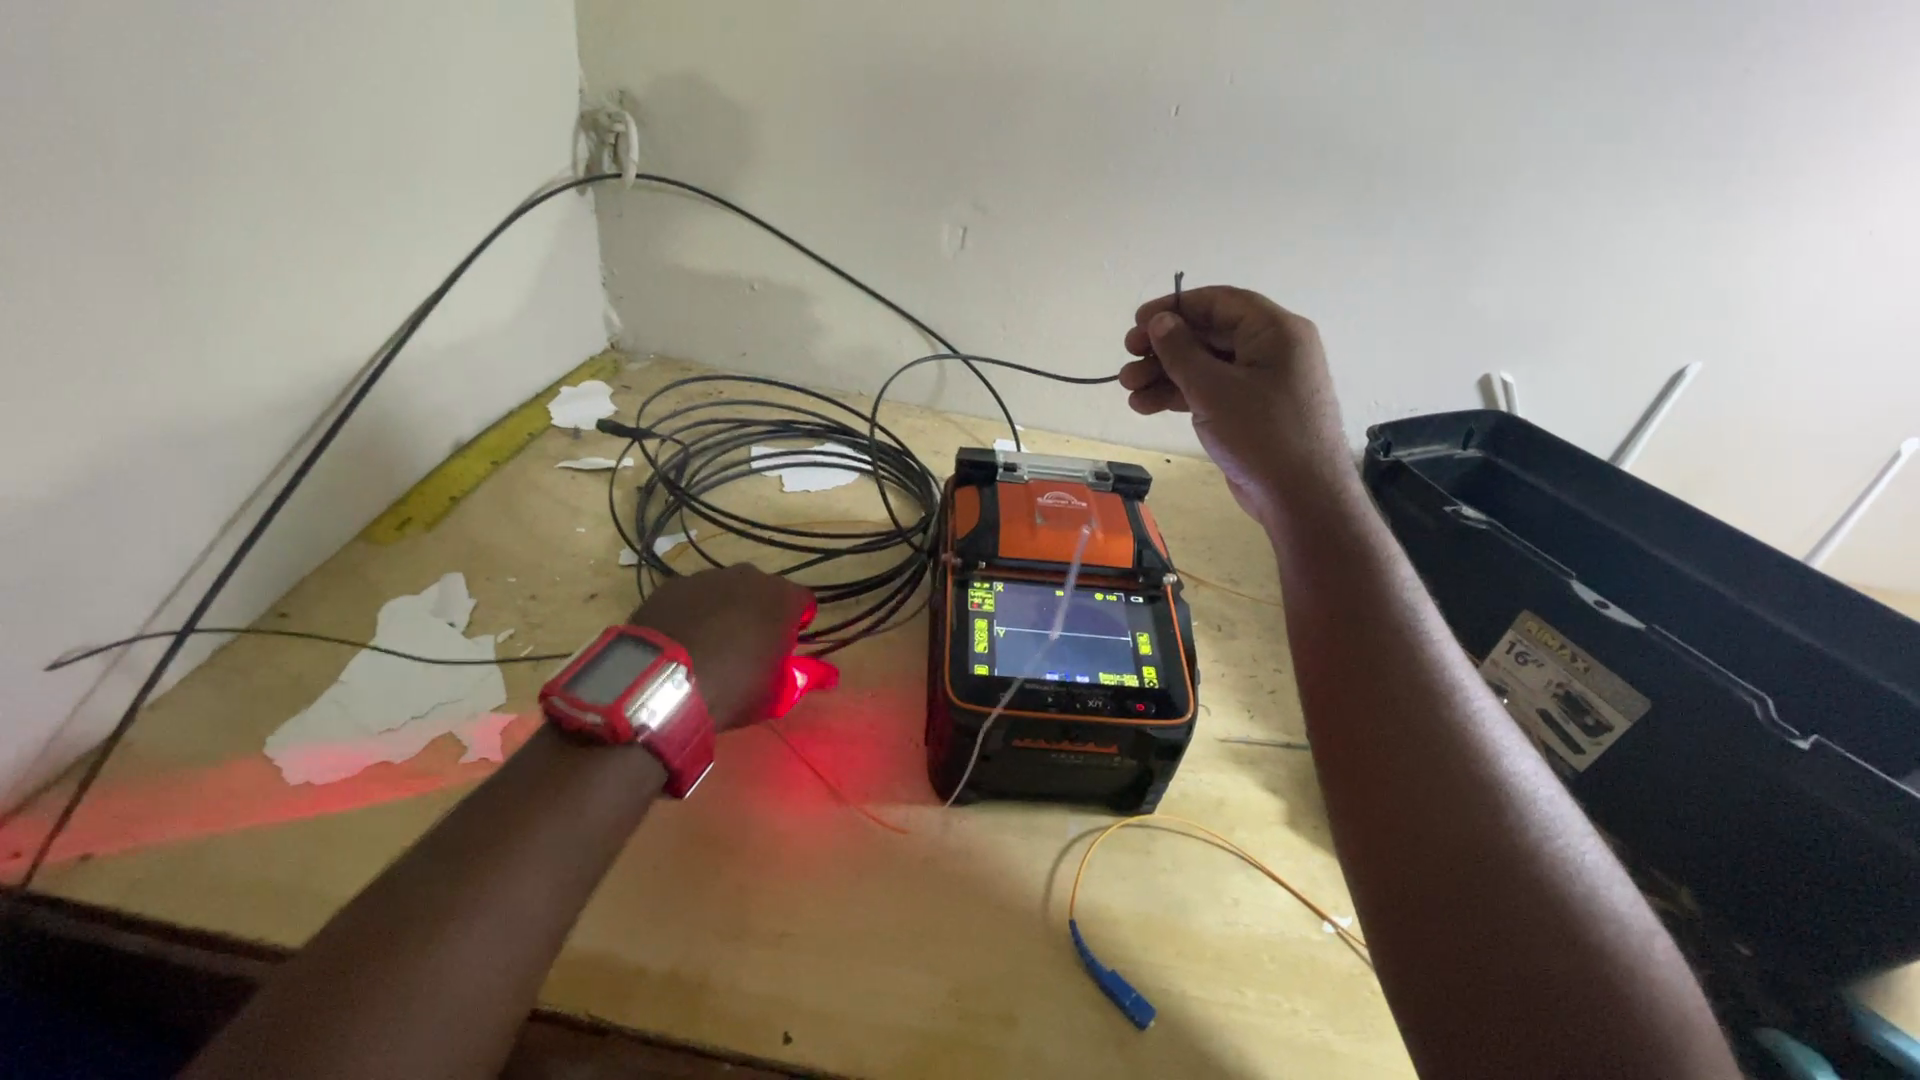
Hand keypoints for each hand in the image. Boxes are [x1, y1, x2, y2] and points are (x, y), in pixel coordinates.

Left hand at [626, 565, 814, 731]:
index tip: (787, 646)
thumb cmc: (734, 688)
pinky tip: (682, 640)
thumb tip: (831, 677)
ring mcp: (706, 578)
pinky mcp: (671, 586)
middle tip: (750, 646)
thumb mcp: (777, 694)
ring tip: (711, 645)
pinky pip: (691, 597)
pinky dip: (692, 613)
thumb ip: (805, 678)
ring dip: (725, 610)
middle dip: (761, 612)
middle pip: (764, 591)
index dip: (798, 623)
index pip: (804, 602)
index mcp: (782, 598)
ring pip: (726, 591)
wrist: (662, 683)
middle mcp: (748, 577)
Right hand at [1118, 286, 1351, 521]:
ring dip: (1165, 375)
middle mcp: (1272, 350)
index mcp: (1276, 331)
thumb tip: (1160, 322)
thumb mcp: (1213, 389)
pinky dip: (1180, 396)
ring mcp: (1262, 383)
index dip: (1175, 308)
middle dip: (1164, 348)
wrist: (1300, 497)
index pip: (1220, 302)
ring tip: (1129, 389)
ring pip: (1206, 367)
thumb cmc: (1261, 434)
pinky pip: (1211, 391)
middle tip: (1127, 359)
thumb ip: (1181, 351)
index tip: (1137, 322)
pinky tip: (1146, 406)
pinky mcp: (1251, 412)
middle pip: (1209, 335)